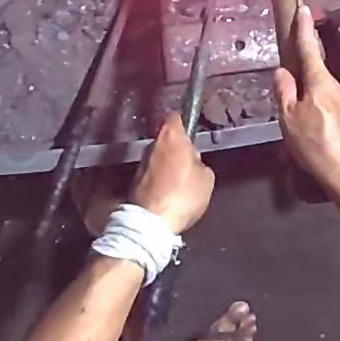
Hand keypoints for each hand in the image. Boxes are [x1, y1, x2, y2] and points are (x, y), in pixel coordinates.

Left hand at [133, 114, 214, 232]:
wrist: (151, 223)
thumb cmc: (184, 194)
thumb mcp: (207, 177)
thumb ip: (199, 162)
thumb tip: (192, 162)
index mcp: (171, 136)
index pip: (176, 116)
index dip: (184, 121)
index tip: (191, 130)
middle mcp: (151, 145)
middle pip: (166, 139)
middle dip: (176, 147)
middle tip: (190, 162)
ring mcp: (140, 164)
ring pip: (158, 157)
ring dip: (167, 165)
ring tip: (180, 181)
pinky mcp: (133, 183)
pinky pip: (151, 175)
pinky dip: (159, 180)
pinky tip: (168, 193)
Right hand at [272, 8, 339, 204]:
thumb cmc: (318, 146)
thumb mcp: (290, 119)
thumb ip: (284, 92)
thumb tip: (282, 70)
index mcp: (322, 82)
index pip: (310, 48)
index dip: (304, 29)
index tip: (304, 10)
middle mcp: (339, 88)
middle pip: (316, 76)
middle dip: (302, 83)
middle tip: (289, 103)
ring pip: (323, 96)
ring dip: (310, 106)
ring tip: (299, 132)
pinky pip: (331, 112)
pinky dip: (320, 119)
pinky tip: (315, 140)